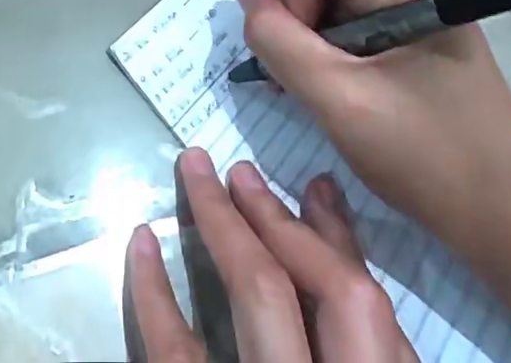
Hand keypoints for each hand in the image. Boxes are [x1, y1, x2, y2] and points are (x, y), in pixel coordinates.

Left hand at [125, 148, 417, 362]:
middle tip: (235, 166)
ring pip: (244, 298)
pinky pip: (173, 352)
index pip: (351, 298)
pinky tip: (139, 243)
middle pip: (284, 285)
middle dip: (261, 214)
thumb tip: (327, 207)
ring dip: (215, 223)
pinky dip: (151, 295)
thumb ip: (371, 319)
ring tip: (192, 168)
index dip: (325, 237)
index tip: (310, 188)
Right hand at [233, 0, 510, 253]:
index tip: (307, 59)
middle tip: (314, 81)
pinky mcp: (404, 28)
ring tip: (326, 91)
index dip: (283, 0)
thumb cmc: (430, 162)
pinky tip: (337, 89)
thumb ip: (279, 41)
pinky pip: (338, 17)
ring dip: (304, 40)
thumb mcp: (340, 102)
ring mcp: (405, 2)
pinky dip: (321, 50)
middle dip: (293, 21)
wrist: (509, 223)